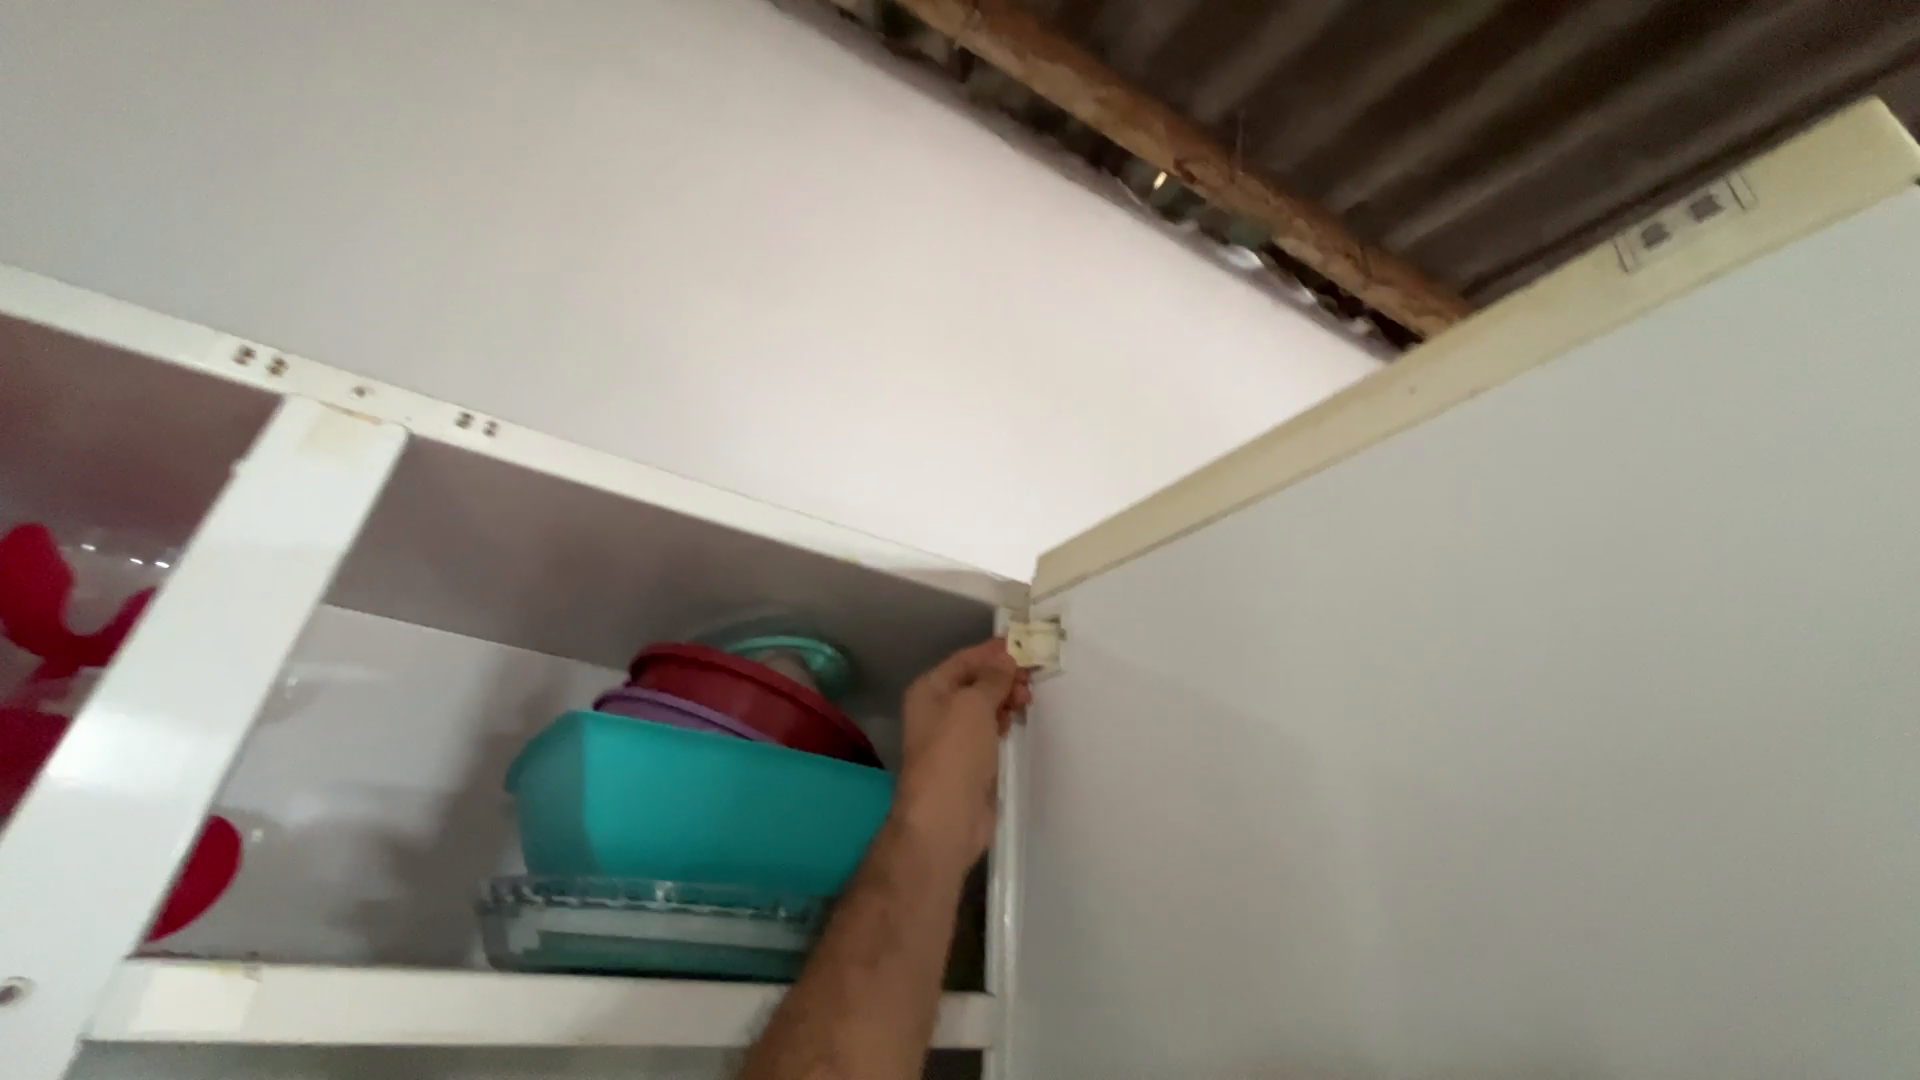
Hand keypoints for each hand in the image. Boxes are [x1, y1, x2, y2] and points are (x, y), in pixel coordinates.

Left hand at [892, 640, 1031, 867]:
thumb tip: (1005, 659)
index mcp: (929, 690)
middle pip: (974, 682)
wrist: (946, 817)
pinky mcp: (969, 761)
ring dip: (1005, 698)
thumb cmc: (954, 752)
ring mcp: (953, 737)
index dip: (992, 651)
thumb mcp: (973, 704)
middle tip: (1030, 679)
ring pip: (984, 707)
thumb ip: (992, 679)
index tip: (1023, 645)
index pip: (964, 660)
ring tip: (1027, 700)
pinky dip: (1004, 721)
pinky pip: (989, 731)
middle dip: (1002, 676)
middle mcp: (937, 710)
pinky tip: (1017, 721)